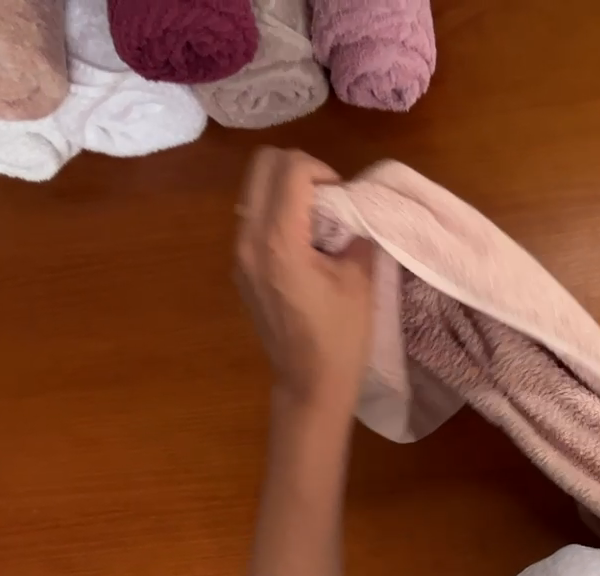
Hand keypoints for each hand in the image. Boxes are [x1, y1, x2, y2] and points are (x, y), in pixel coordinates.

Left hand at [234, 148, 375, 409]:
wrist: (309, 385)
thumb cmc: (340, 339)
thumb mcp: (359, 282)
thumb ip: (356, 234)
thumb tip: (354, 211)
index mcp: (279, 241)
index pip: (292, 169)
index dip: (324, 172)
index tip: (344, 199)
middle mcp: (249, 239)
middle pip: (263, 165)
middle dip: (299, 170)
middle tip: (328, 200)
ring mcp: (239, 254)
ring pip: (254, 189)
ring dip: (286, 191)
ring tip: (318, 223)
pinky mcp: (241, 268)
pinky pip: (253, 217)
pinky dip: (277, 213)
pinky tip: (304, 245)